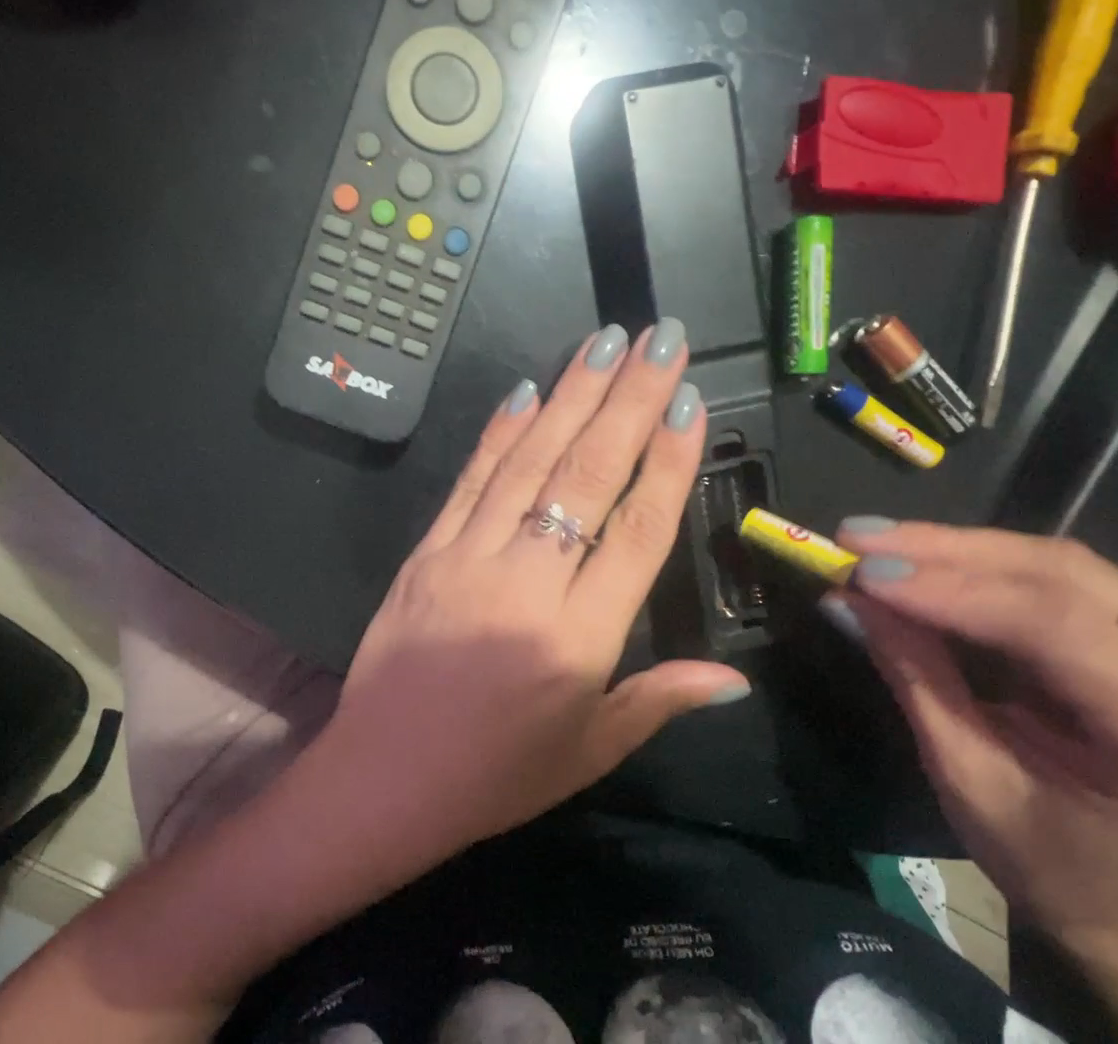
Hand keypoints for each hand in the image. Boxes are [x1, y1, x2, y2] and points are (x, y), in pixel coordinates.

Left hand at [305, 319, 749, 862]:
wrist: (383, 778)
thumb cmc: (497, 776)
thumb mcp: (590, 750)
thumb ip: (659, 701)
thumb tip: (734, 680)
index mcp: (579, 638)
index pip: (638, 530)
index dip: (669, 461)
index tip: (691, 402)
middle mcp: (527, 584)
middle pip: (588, 476)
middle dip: (630, 399)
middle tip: (661, 337)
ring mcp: (468, 559)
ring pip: (529, 463)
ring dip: (572, 395)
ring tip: (606, 341)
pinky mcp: (426, 553)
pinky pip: (470, 482)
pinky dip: (500, 432)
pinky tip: (528, 391)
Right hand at [822, 520, 1117, 946]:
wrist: (1106, 893)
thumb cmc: (1036, 855)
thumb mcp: (964, 775)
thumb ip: (916, 676)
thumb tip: (848, 597)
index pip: (1061, 629)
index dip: (956, 591)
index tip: (864, 572)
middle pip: (1068, 580)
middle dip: (948, 553)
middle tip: (857, 539)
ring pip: (1065, 566)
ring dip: (961, 549)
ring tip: (878, 541)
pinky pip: (1067, 578)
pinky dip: (985, 563)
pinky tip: (926, 556)